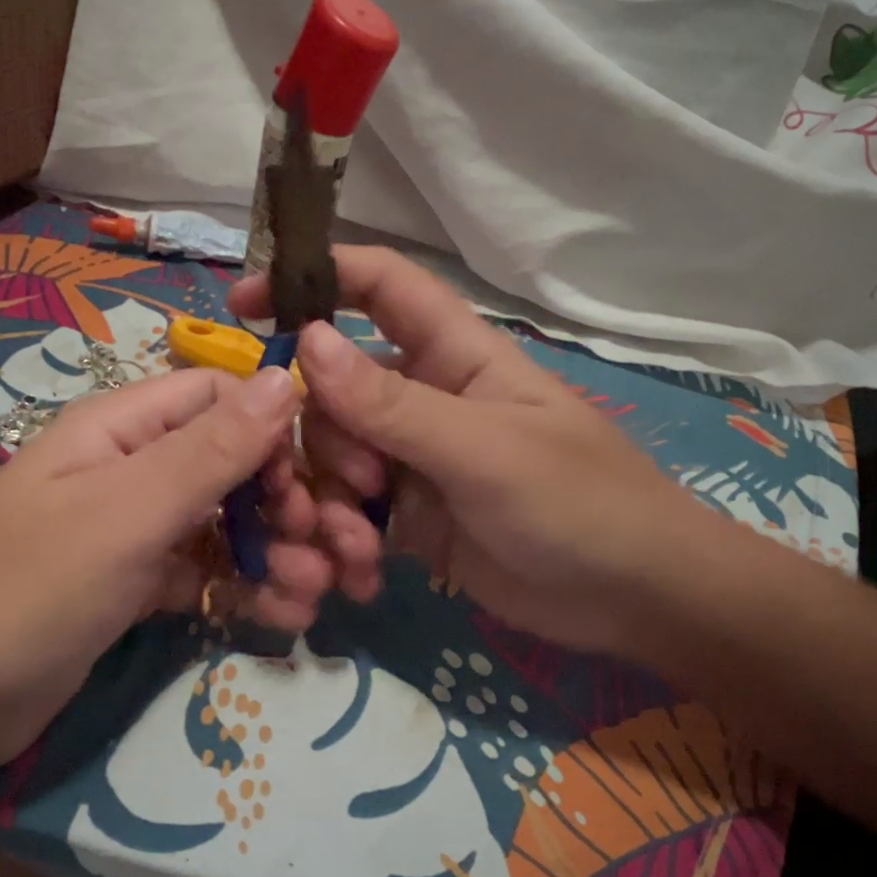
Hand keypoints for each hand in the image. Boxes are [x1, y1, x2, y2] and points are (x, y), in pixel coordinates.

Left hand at [0, 367, 316, 767]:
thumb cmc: (29, 591)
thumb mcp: (126, 513)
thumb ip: (209, 450)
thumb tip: (286, 375)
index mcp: (118, 428)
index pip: (219, 398)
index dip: (277, 432)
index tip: (324, 483)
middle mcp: (128, 469)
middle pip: (230, 466)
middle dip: (288, 506)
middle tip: (335, 555)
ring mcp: (129, 532)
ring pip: (222, 527)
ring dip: (275, 556)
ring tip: (315, 599)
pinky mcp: (131, 588)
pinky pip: (201, 576)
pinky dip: (242, 593)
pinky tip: (281, 621)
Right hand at [227, 247, 723, 659]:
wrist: (631, 598)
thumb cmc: (578, 502)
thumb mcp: (482, 449)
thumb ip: (393, 404)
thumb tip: (307, 341)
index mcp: (454, 355)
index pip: (379, 287)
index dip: (316, 279)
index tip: (244, 303)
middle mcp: (425, 399)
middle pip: (335, 389)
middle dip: (324, 438)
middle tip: (355, 488)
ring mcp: (415, 461)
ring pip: (334, 457)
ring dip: (329, 502)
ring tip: (357, 549)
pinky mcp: (410, 519)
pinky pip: (350, 514)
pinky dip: (343, 542)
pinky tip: (359, 576)